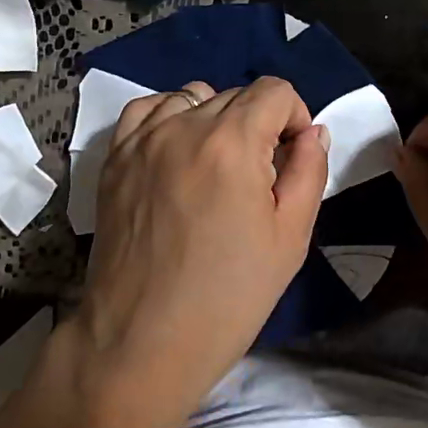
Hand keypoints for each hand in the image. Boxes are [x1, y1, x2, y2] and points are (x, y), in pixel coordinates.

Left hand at [62, 76, 330, 426]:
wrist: (141, 337)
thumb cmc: (227, 297)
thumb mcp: (289, 239)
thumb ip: (309, 172)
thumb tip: (313, 131)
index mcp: (231, 141)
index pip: (274, 91)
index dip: (295, 118)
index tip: (292, 157)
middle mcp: (182, 126)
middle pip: (234, 95)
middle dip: (258, 124)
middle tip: (257, 178)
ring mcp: (141, 139)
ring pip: (190, 98)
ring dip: (213, 119)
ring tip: (216, 167)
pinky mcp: (114, 156)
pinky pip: (146, 111)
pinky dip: (168, 118)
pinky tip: (176, 151)